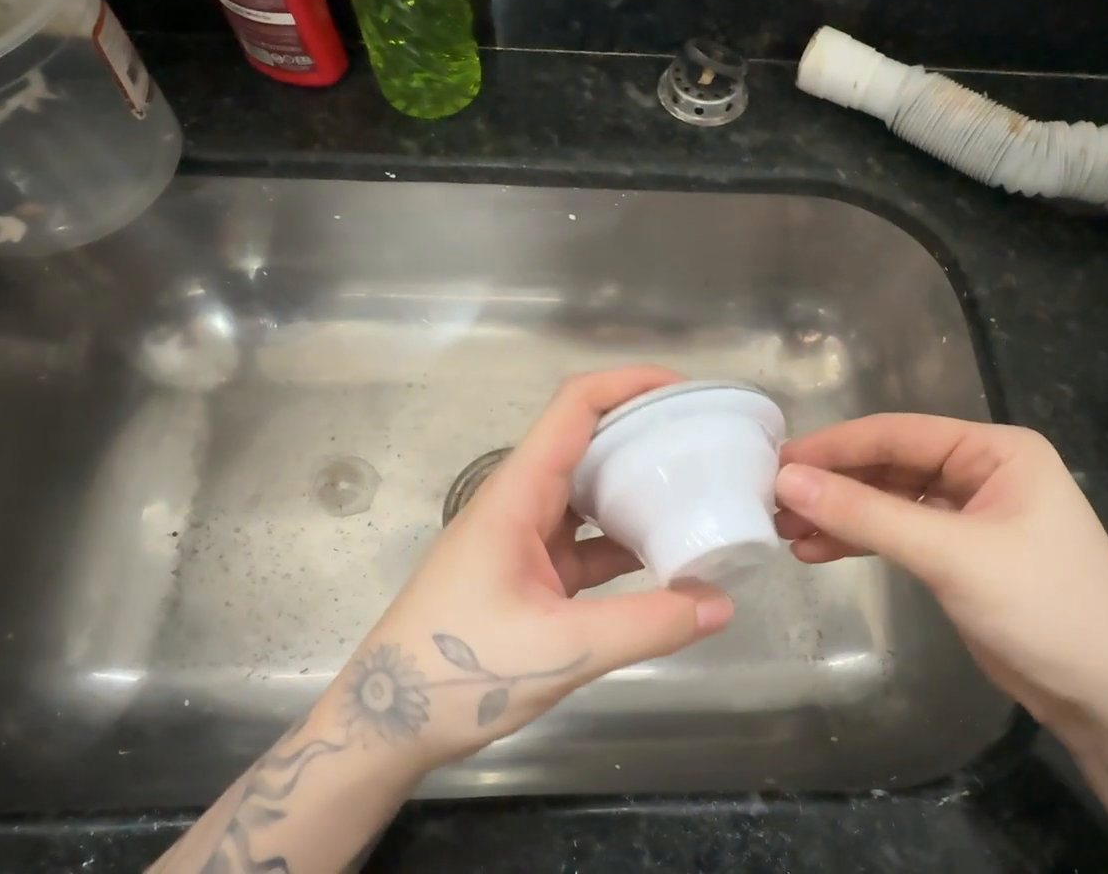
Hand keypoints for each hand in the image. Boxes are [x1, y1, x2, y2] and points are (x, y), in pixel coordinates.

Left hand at [323, 367, 735, 768]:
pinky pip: (584, 540)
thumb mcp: (560, 650)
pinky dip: (621, 539)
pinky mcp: (527, 573)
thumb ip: (645, 626)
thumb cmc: (456, 671)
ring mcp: (522, 538)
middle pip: (585, 440)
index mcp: (517, 495)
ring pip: (586, 492)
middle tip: (703, 440)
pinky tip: (660, 555)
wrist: (385, 724)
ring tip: (693, 488)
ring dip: (634, 484)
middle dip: (642, 430)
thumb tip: (721, 603)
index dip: (629, 383)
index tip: (683, 389)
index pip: (574, 407)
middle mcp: (519, 502)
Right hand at [773, 415, 1107, 734]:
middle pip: (889, 465)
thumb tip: (787, 480)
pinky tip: (817, 551)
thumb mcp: (950, 555)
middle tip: (771, 502)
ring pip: (889, 501)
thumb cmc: (1044, 607)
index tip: (776, 462)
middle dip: (833, 485)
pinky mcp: (961, 554)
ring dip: (840, 515)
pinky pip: (899, 534)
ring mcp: (972, 513)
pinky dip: (860, 541)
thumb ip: (866, 515)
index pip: (898, 433)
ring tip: (784, 531)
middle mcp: (983, 471)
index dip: (833, 447)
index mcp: (996, 450)